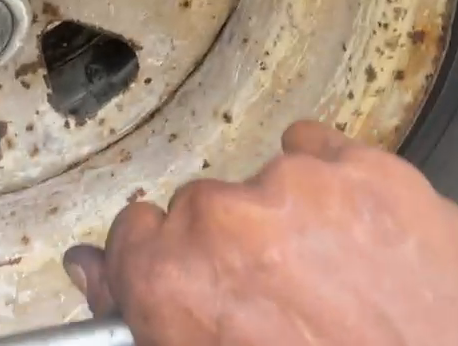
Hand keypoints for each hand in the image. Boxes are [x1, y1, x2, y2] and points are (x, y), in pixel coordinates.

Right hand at [62, 121, 457, 345]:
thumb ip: (142, 310)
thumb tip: (86, 265)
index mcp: (176, 284)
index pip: (135, 234)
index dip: (167, 263)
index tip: (202, 284)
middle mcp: (224, 221)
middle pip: (206, 210)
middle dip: (242, 253)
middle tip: (296, 307)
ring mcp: (299, 187)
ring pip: (268, 180)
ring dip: (294, 220)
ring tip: (352, 284)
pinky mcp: (369, 169)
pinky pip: (320, 148)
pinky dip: (336, 183)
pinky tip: (371, 241)